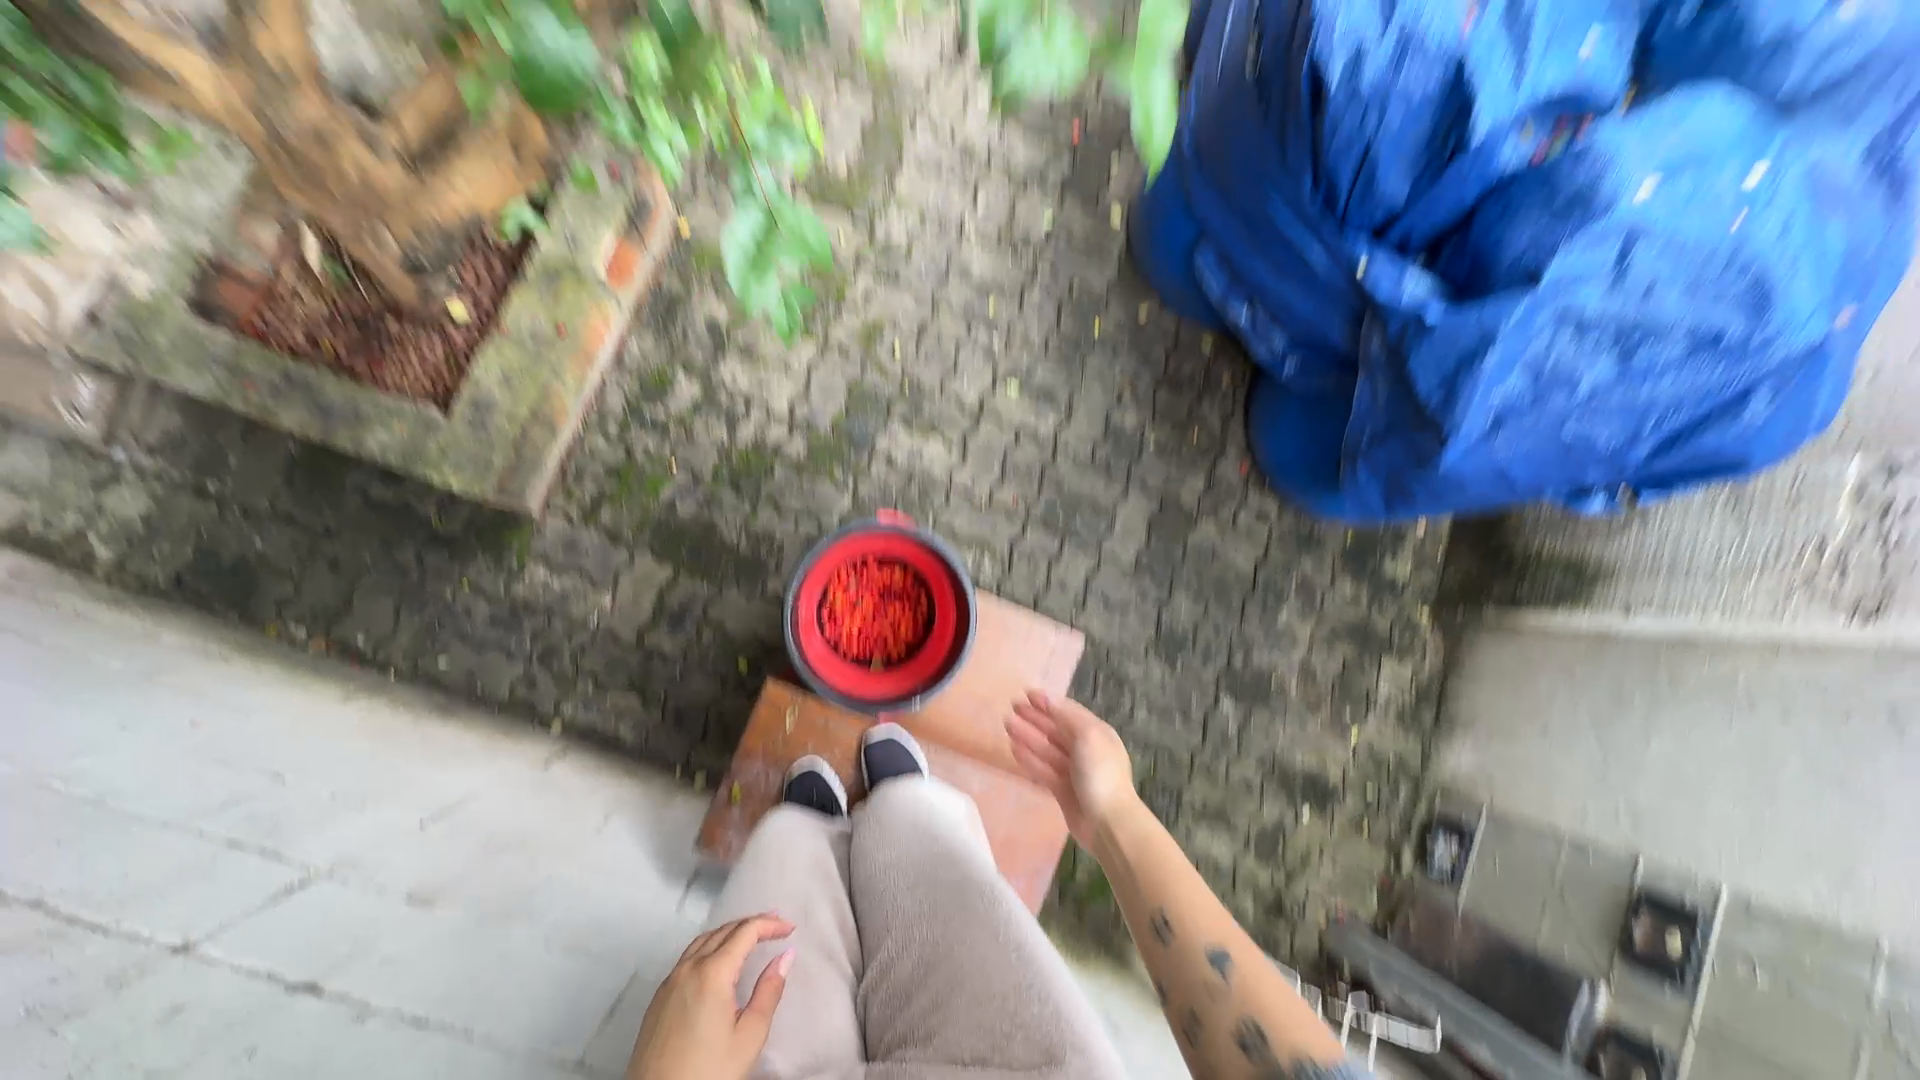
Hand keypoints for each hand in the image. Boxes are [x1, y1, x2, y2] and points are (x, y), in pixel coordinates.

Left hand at [626, 914, 794, 1079]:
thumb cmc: (709, 1073)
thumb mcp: (749, 1036)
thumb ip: (769, 991)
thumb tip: (785, 957)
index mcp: (712, 973)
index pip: (745, 932)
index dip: (770, 924)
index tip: (790, 928)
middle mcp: (687, 968)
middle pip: (724, 930)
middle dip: (752, 923)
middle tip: (777, 926)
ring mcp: (669, 982)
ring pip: (703, 941)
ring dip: (730, 932)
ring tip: (752, 936)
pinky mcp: (659, 998)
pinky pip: (687, 958)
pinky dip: (710, 947)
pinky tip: (720, 961)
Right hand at [1006, 690, 1137, 848]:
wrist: (1108, 822)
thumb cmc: (1100, 773)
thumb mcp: (1088, 736)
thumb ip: (1066, 716)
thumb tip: (1048, 698)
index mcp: (1097, 734)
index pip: (1069, 712)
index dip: (1048, 702)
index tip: (1027, 694)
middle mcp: (1086, 750)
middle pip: (1056, 729)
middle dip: (1035, 718)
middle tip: (1012, 707)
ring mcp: (1074, 771)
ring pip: (1046, 749)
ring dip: (1028, 736)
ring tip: (1007, 724)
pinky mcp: (1062, 790)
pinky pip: (1043, 769)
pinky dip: (1029, 758)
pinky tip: (1014, 749)